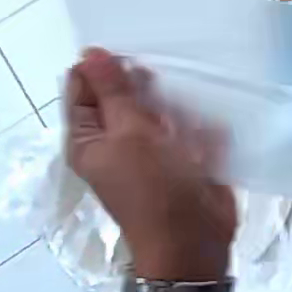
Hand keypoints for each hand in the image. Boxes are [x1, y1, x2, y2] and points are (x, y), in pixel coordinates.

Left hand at [65, 48, 235, 281]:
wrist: (195, 238)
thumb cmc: (155, 189)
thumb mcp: (129, 135)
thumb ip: (113, 92)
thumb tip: (90, 52)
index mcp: (89, 138)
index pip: (83, 86)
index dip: (103, 68)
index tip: (132, 61)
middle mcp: (117, 142)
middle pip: (124, 97)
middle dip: (146, 89)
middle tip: (164, 93)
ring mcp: (153, 152)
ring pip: (162, 111)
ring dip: (177, 109)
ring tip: (188, 120)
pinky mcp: (185, 160)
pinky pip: (190, 131)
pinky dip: (200, 128)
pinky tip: (208, 135)